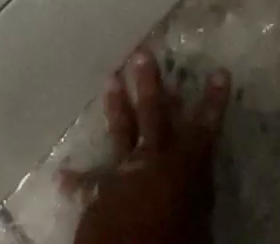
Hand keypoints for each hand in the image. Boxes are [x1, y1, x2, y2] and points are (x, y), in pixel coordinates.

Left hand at [67, 51, 230, 243]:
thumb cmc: (176, 240)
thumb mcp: (200, 216)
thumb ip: (197, 191)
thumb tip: (196, 178)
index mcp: (184, 163)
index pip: (205, 125)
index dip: (213, 99)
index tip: (219, 72)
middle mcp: (153, 159)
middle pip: (154, 114)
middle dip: (150, 83)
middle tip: (142, 54)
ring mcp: (123, 173)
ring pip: (121, 131)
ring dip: (117, 105)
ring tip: (111, 78)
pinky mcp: (100, 194)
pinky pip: (86, 186)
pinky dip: (75, 182)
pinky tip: (61, 176)